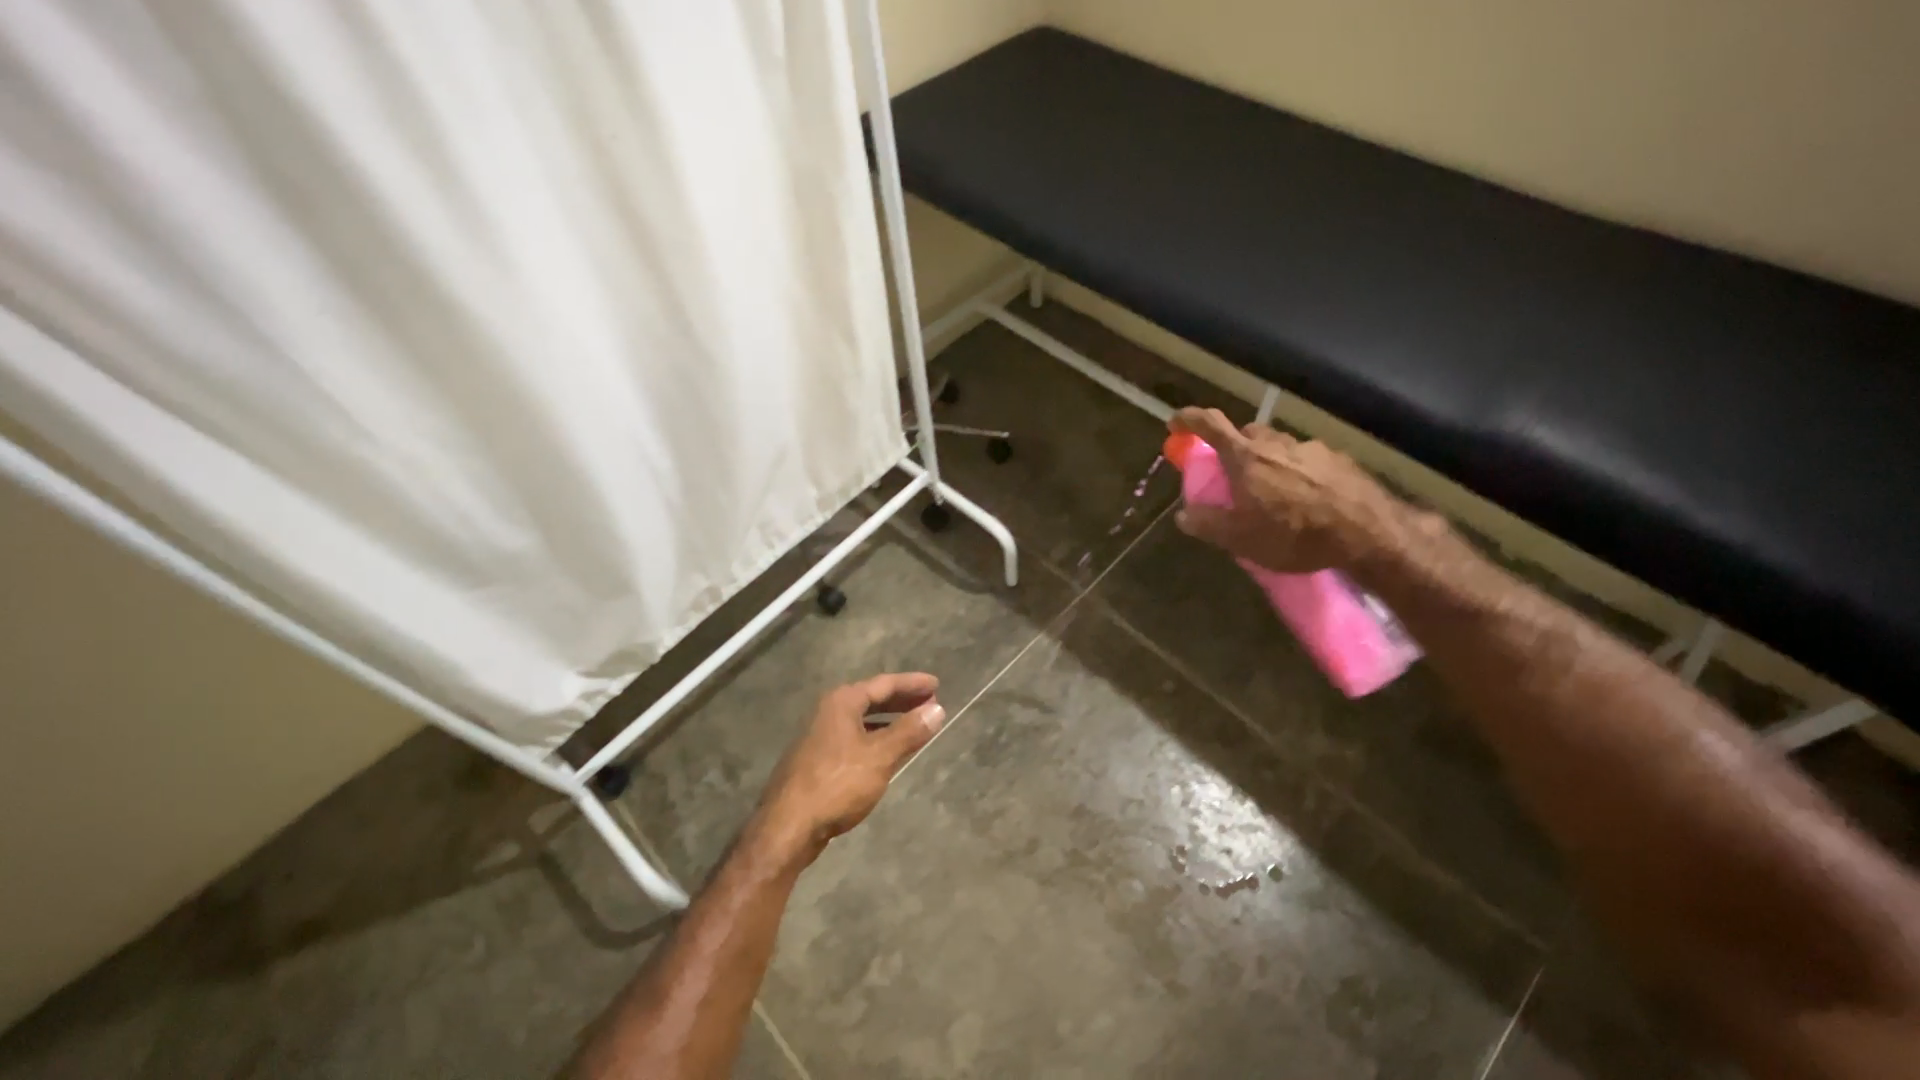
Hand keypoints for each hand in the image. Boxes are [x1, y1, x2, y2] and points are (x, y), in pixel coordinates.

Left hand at [752, 673, 945, 859]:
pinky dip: (875, 738)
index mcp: (842, 702)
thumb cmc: (837, 784)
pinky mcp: (817, 760)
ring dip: (889, 721)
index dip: (912, 684)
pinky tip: (887, 753)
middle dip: (901, 701)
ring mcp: (819, 737)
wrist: (788, 825)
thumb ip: (909, 731)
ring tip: (914, 725)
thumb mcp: (880, 756)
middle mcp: (828, 712)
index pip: (884, 684)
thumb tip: (937, 710)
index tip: (936, 684)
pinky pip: (854, 738)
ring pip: (861, 720)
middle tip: (930, 702)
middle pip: (871, 699)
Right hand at [1169, 407, 1410, 573]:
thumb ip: (1208, 524)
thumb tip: (1184, 514)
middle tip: (1232, 472)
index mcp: (1246, 458)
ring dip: (1270, 460)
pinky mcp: (1339, 460)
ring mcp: (1311, 449)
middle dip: (1234, 446)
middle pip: (1247, 434)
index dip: (1189, 419)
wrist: (1367, 532)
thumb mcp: (1241, 539)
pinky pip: (1309, 459)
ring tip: (1274, 492)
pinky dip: (1299, 471)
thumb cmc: (1294, 534)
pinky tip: (1308, 498)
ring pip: (1280, 446)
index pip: (1210, 424)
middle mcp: (1277, 444)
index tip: (1176, 423)